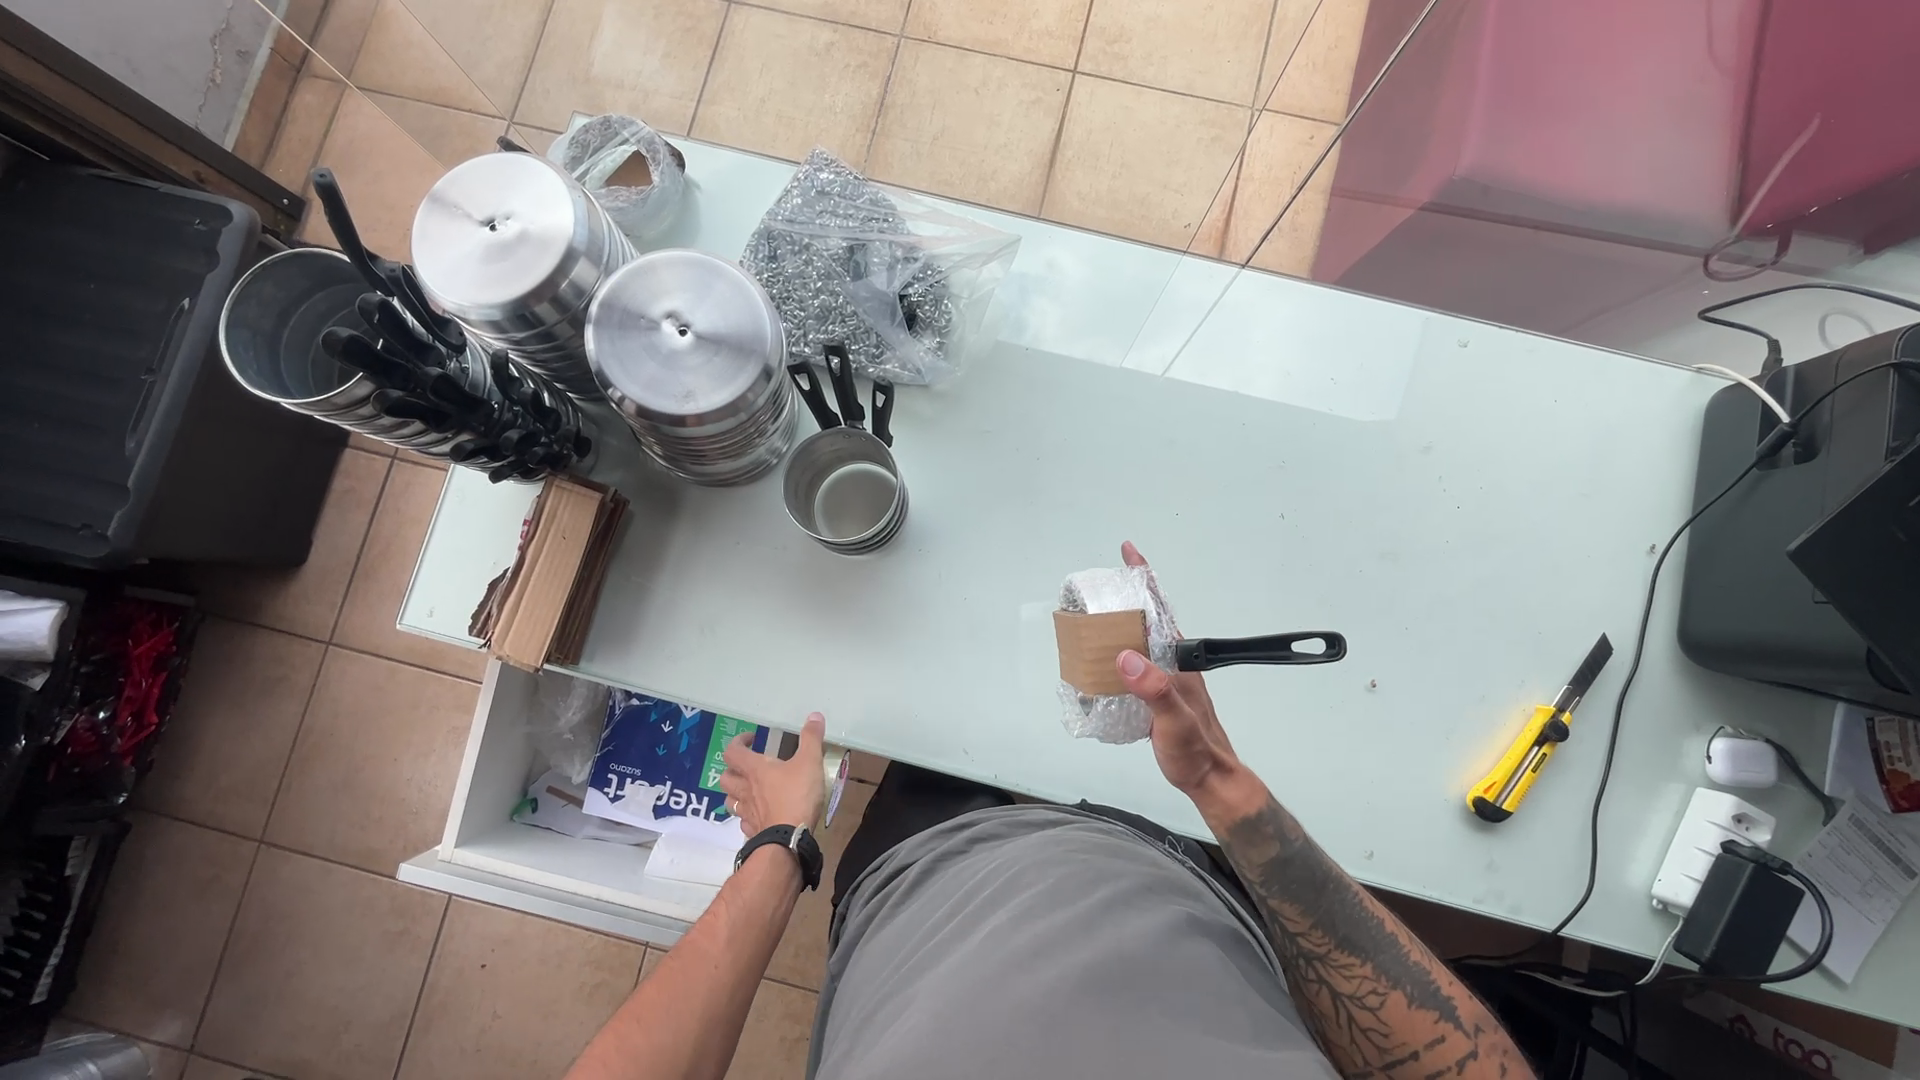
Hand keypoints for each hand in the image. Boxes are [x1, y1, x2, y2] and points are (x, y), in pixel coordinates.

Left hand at [717, 713, 827, 833]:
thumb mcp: (810, 762)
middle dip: (733, 769)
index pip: (732, 751)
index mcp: (755, 770)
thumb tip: (814, 715)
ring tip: (749, 790)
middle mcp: (745, 790)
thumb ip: (811, 738)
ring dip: (735, 793)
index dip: (738, 742)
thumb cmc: (797, 796)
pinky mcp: (753, 831)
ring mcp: (747, 813)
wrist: (788, 841)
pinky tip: (760, 815)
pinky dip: (748, 816)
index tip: (751, 738)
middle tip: (748, 766)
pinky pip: (744, 822)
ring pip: (730, 801)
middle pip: (725, 777)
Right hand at [1114, 542, 1246, 801]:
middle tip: (1097, 586)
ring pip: (1139, 640)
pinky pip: (1134, 663)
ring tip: (1091, 620)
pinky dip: (1117, 653)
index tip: (1128, 551)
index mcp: (1177, 660)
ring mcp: (1165, 677)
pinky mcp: (1157, 694)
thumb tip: (1125, 657)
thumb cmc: (1195, 750)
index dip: (1144, 578)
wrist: (1210, 778)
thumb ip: (1154, 689)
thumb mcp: (1174, 720)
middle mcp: (1171, 662)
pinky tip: (1101, 663)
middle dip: (1125, 596)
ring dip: (1118, 624)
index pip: (1159, 609)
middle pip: (1147, 618)